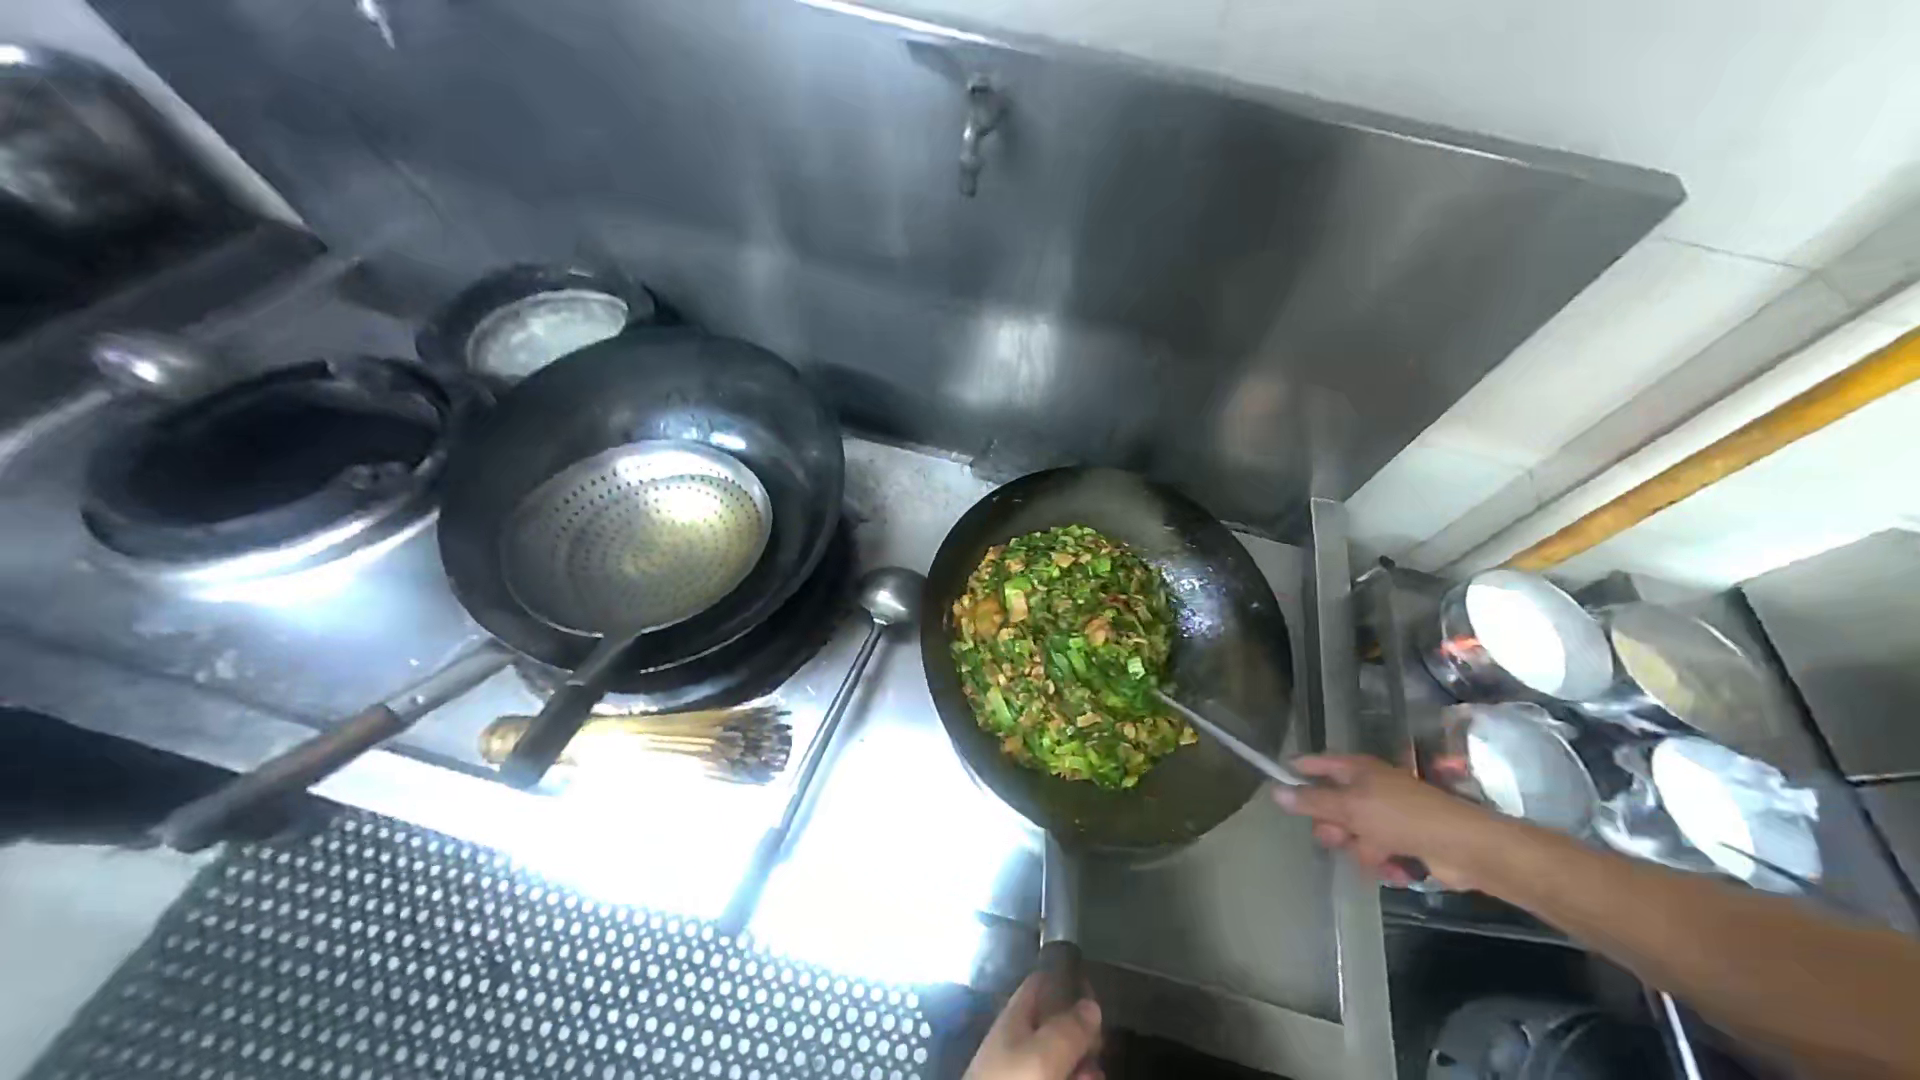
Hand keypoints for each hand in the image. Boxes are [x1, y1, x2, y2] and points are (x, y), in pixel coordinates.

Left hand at [964, 970, 1103, 1079]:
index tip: (1094, 993)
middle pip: (1058, 1027)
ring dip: (1084, 1069)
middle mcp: (1021, 1042)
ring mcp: (1027, 1073)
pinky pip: (1060, 1078)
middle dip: (1083, 1038)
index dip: (1066, 982)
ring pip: (1063, 1062)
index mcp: (1015, 1018)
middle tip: (1098, 1050)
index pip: (1041, 984)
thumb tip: (1092, 1006)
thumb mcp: (1041, 1055)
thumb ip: (1069, 1029)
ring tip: (1092, 1078)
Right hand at [1272, 754, 1510, 888]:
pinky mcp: (1402, 841)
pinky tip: (1392, 867)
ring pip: (1352, 833)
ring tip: (1375, 857)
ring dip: (1359, 849)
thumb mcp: (1349, 806)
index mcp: (1357, 769)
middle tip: (1337, 837)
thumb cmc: (1402, 816)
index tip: (1278, 787)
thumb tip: (1275, 791)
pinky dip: (1381, 861)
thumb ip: (1311, 801)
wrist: (1463, 847)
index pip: (1316, 764)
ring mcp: (1386, 815)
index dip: (1296, 772)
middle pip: (1331, 805)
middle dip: (1333, 826)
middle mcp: (1369, 788)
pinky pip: (1375, 851)